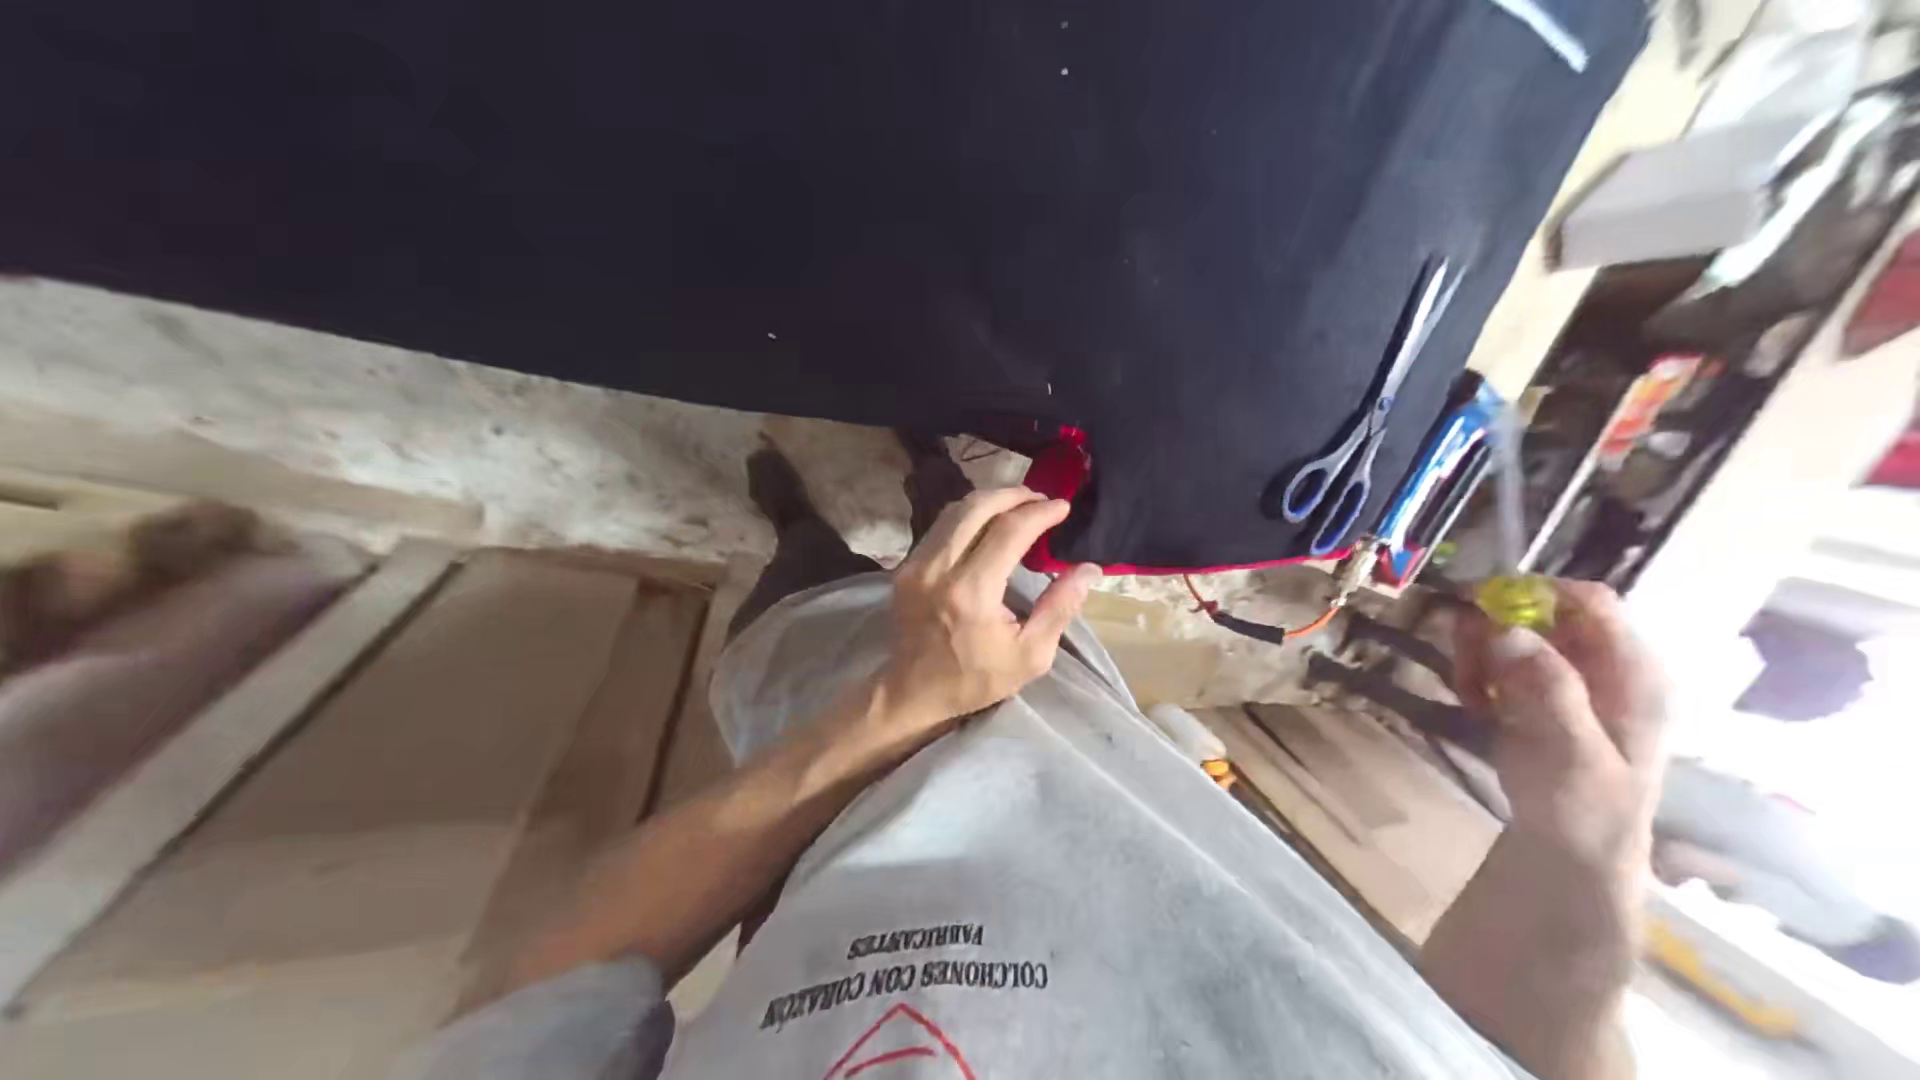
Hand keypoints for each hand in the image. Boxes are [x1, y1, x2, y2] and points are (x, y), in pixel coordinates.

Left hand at [880, 487, 1099, 727]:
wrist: (913, 692)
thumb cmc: (976, 678)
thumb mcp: (1030, 655)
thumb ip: (1059, 608)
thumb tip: (1087, 569)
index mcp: (971, 593)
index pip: (1009, 532)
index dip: (1039, 513)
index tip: (1062, 507)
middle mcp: (938, 570)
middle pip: (977, 508)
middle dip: (1013, 495)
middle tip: (1041, 499)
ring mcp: (915, 566)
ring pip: (954, 512)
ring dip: (990, 501)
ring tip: (1019, 505)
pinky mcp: (904, 567)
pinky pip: (940, 527)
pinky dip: (968, 516)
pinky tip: (988, 523)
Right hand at [1452, 580, 1668, 873]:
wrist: (1572, 850)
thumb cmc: (1585, 808)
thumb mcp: (1572, 753)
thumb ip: (1550, 690)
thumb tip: (1508, 630)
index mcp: (1632, 674)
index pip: (1590, 601)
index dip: (1535, 593)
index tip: (1479, 608)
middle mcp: (1602, 665)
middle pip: (1539, 613)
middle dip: (1493, 629)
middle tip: (1464, 662)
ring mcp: (1568, 677)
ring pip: (1511, 633)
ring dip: (1478, 652)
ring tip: (1468, 690)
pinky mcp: (1537, 691)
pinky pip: (1498, 658)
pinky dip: (1477, 670)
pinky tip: (1474, 700)